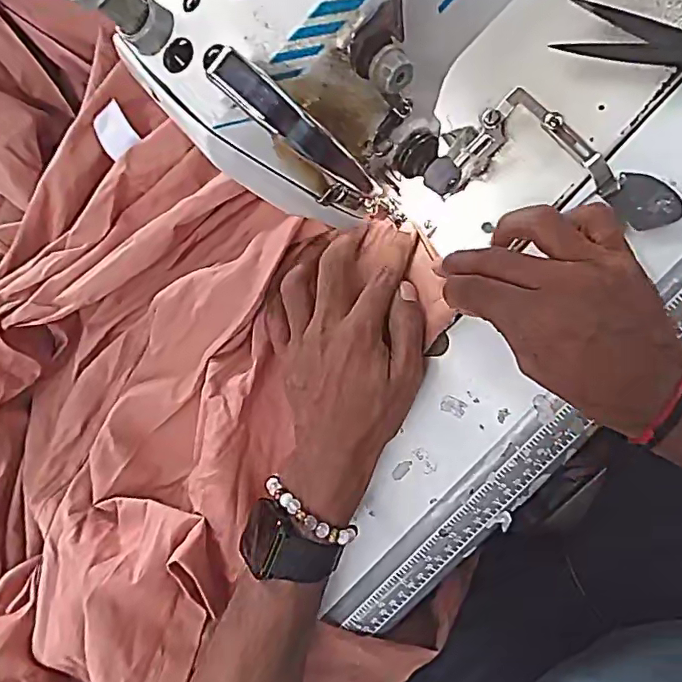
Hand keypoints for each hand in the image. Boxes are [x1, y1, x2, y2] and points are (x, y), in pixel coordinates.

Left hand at [274, 225, 428, 525]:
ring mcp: (302, 338)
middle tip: (357, 232)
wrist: (332, 449)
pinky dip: (279, 294)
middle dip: (346, 242)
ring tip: (318, 247)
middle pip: (332, 268)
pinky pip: (274, 313)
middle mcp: (326, 328)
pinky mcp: (286, 351)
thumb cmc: (371, 418)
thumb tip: (404, 293)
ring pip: (295, 283)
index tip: (400, 242)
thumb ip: (407, 329)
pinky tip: (287, 285)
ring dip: (307, 259)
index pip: (379, 280)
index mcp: (359, 332)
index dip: (393, 255)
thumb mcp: (407, 377)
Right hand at [440, 204, 681, 436]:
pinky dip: (573, 218)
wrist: (653, 385)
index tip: (452, 286)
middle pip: (497, 258)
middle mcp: (563, 285)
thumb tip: (490, 306)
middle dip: (466, 262)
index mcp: (536, 319)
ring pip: (540, 222)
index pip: (478, 289)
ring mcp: (593, 267)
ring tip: (502, 237)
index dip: (456, 287)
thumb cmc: (603, 385)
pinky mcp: (619, 258)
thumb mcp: (535, 365)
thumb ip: (508, 327)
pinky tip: (560, 229)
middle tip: (457, 264)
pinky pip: (595, 218)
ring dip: (511, 227)